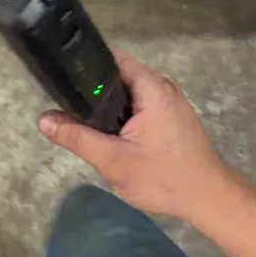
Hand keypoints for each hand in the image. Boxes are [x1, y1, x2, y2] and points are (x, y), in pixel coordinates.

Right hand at [37, 49, 244, 220]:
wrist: (211, 200)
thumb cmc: (165, 178)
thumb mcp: (114, 161)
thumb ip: (78, 138)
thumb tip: (44, 120)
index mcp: (151, 86)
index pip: (112, 57)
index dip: (85, 61)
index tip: (61, 72)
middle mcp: (161, 85)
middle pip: (118, 73)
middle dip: (92, 86)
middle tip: (66, 102)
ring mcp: (169, 100)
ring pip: (128, 91)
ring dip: (107, 103)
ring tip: (82, 117)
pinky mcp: (172, 115)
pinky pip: (140, 102)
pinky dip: (123, 112)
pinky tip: (109, 131)